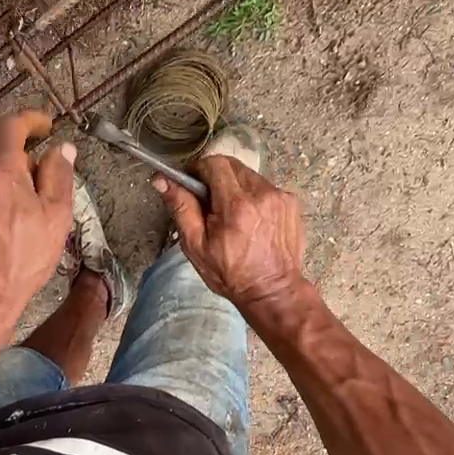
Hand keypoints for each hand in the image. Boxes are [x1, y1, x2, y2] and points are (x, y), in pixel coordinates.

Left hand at [0, 107, 75, 322]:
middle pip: (2, 154)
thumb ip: (59, 174)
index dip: (32, 120)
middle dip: (24, 165)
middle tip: (43, 193)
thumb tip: (61, 149)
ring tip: (24, 218)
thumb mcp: (56, 216)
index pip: (12, 125)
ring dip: (7, 185)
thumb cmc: (22, 258)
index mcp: (0, 170)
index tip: (45, 127)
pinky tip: (4, 227)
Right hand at [155, 156, 305, 308]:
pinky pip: (264, 187)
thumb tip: (162, 182)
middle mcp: (262, 194)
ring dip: (234, 187)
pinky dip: (252, 196)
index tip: (192, 184)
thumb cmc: (231, 273)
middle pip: (232, 165)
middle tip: (208, 202)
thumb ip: (181, 208)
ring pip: (248, 175)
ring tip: (229, 215)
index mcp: (235, 205)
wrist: (272, 290)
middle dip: (215, 177)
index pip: (214, 164)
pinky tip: (248, 220)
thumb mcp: (196, 245)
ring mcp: (280, 197)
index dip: (198, 169)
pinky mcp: (290, 202)